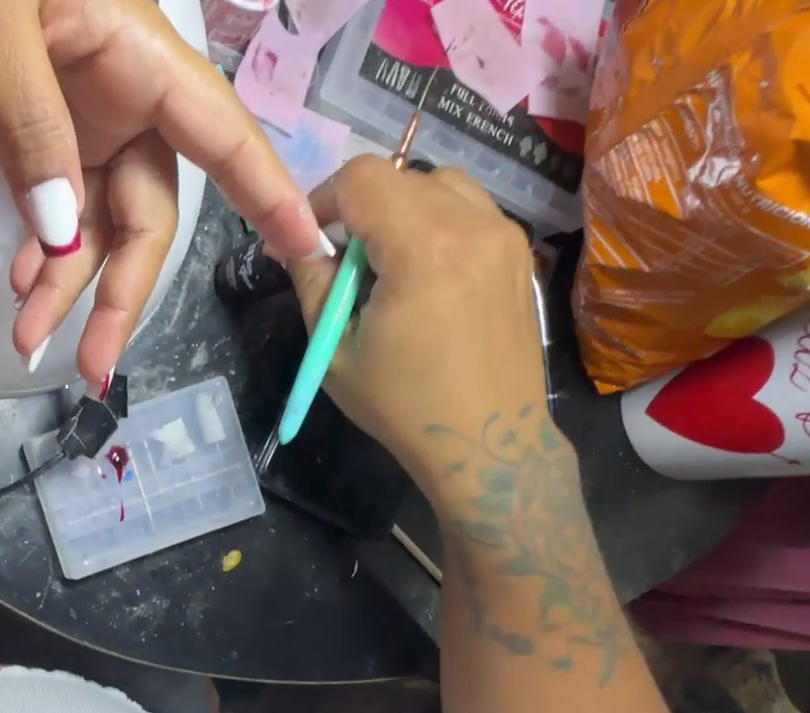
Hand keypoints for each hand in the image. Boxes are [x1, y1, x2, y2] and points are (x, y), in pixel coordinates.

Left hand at [0, 0, 326, 384]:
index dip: (268, 196)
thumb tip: (67, 236)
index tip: (308, 252)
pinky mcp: (40, 135)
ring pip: (97, 226)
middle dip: (120, 294)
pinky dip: (42, 255)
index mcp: (137, 56)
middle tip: (88, 366)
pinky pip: (55, 211)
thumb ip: (30, 126)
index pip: (222, 136)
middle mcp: (124, 97)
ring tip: (27, 337)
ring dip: (68, 289)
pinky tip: (21, 286)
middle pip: (148, 214)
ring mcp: (82, 120)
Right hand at [287, 158, 543, 498]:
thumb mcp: (334, 349)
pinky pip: (469, 210)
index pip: (364, 178)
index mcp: (422, 249)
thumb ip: (312, 282)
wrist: (486, 438)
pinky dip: (434, 223)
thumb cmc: (400, 402)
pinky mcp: (518, 253)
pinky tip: (421, 276)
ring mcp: (505, 236)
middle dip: (359, 207)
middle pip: (401, 177)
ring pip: (441, 185)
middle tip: (341, 261)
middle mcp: (473, 226)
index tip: (308, 238)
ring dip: (400, 210)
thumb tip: (290, 240)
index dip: (323, 198)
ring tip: (384, 266)